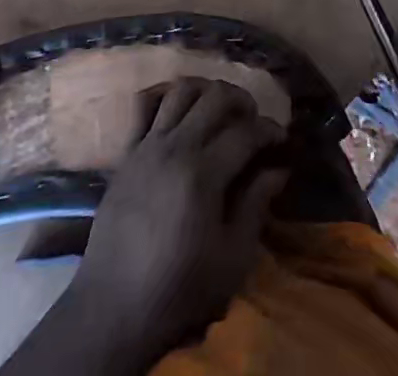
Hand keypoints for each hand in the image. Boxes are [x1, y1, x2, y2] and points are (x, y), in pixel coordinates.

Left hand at [75, 78, 289, 349]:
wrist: (115, 306)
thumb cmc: (181, 289)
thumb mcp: (233, 257)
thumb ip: (256, 205)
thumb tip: (278, 170)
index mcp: (203, 173)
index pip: (245, 132)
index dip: (270, 130)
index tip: (282, 140)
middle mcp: (174, 148)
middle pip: (214, 97)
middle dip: (242, 101)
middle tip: (255, 121)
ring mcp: (146, 146)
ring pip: (179, 91)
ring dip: (206, 91)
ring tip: (221, 110)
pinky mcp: (126, 153)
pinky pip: (144, 106)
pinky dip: (165, 96)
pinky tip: (180, 110)